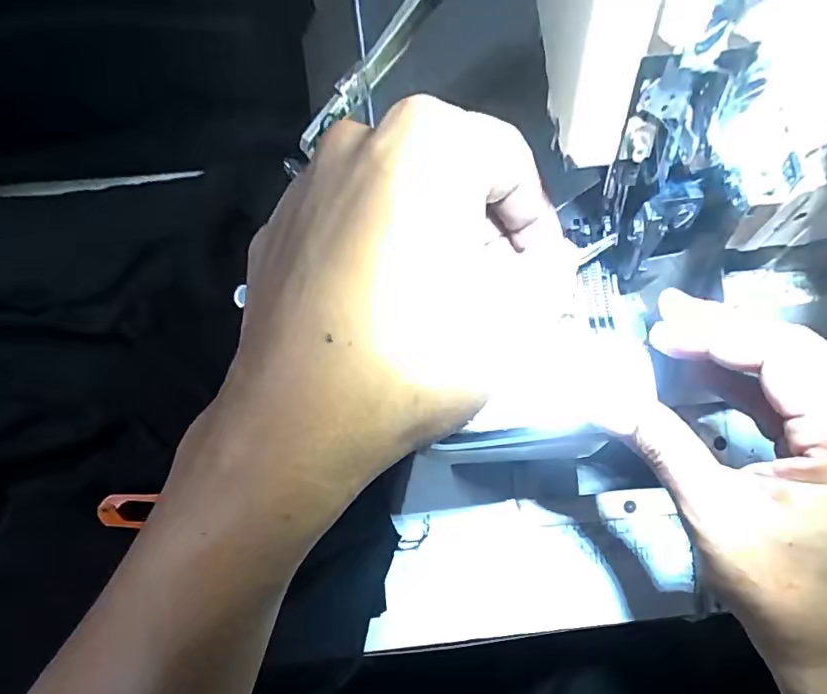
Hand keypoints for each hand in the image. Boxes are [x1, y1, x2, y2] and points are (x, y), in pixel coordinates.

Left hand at [184, 95, 571, 513]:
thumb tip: (547, 263)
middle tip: (498, 295)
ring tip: (440, 309)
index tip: (541, 277)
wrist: (300, 418)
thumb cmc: (417, 361)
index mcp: (426, 143)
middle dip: (483, 233)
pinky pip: (349, 231)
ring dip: (430, 245)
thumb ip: (550, 278)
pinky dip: (378, 259)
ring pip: (395, 201)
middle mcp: (357, 142)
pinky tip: (384, 316)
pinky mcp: (277, 234)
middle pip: (449, 175)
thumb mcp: (514, 323)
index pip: (509, 161)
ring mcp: (306, 186)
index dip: (538, 222)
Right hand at [629, 291, 826, 689]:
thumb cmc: (777, 593)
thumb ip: (666, 445)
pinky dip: (764, 389)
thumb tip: (611, 400)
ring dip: (741, 360)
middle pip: (799, 356)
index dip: (715, 336)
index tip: (661, 326)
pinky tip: (717, 372)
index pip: (784, 357)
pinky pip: (815, 398)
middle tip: (667, 319)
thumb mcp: (714, 515)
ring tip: (681, 339)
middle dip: (726, 339)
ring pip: (805, 371)